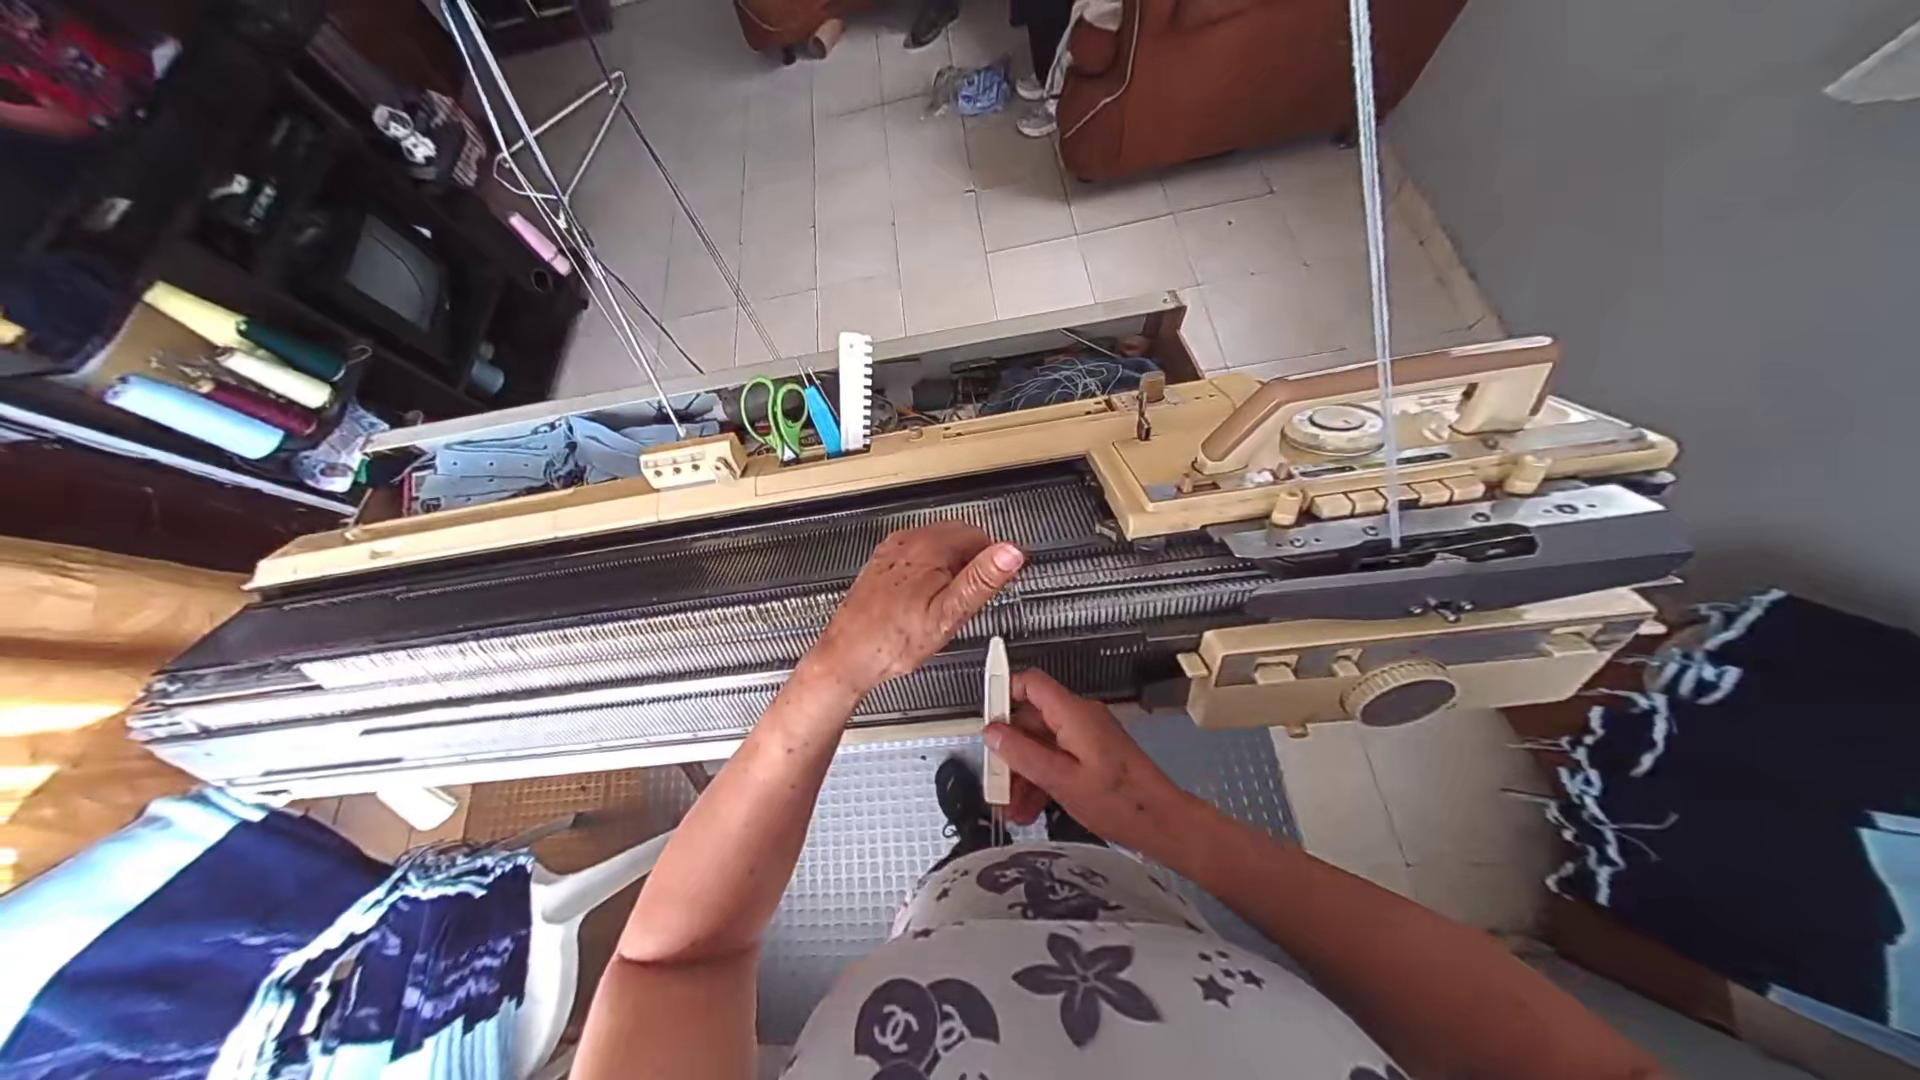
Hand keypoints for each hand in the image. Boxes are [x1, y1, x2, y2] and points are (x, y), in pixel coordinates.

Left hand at [807, 523, 1025, 695]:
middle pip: (959, 538)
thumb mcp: (949, 613)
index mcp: (928, 546)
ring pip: (937, 549)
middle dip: (971, 565)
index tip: (995, 583)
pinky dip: (928, 575)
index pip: (980, 536)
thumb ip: (982, 579)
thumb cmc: (891, 640)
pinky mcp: (882, 565)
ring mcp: (891, 552)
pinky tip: (923, 603)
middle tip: (970, 599)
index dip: (993, 562)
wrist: (847, 656)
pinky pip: (917, 560)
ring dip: (950, 570)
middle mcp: (907, 541)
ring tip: (945, 605)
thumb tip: (1010, 553)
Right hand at [986, 670, 1209, 855]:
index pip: (1030, 683)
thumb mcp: (1061, 780)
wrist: (1163, 822)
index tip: (986, 721)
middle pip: (1031, 719)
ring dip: (1023, 773)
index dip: (1004, 694)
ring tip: (1012, 808)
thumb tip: (992, 733)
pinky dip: (1041, 778)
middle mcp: (1079, 717)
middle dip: (1009, 751)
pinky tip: (1031, 809)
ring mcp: (1086, 736)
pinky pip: (1056, 756)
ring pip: (1041, 743)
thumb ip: (1022, 754)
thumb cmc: (1118, 801)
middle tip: (997, 783)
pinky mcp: (1092, 754)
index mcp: (1073, 713)